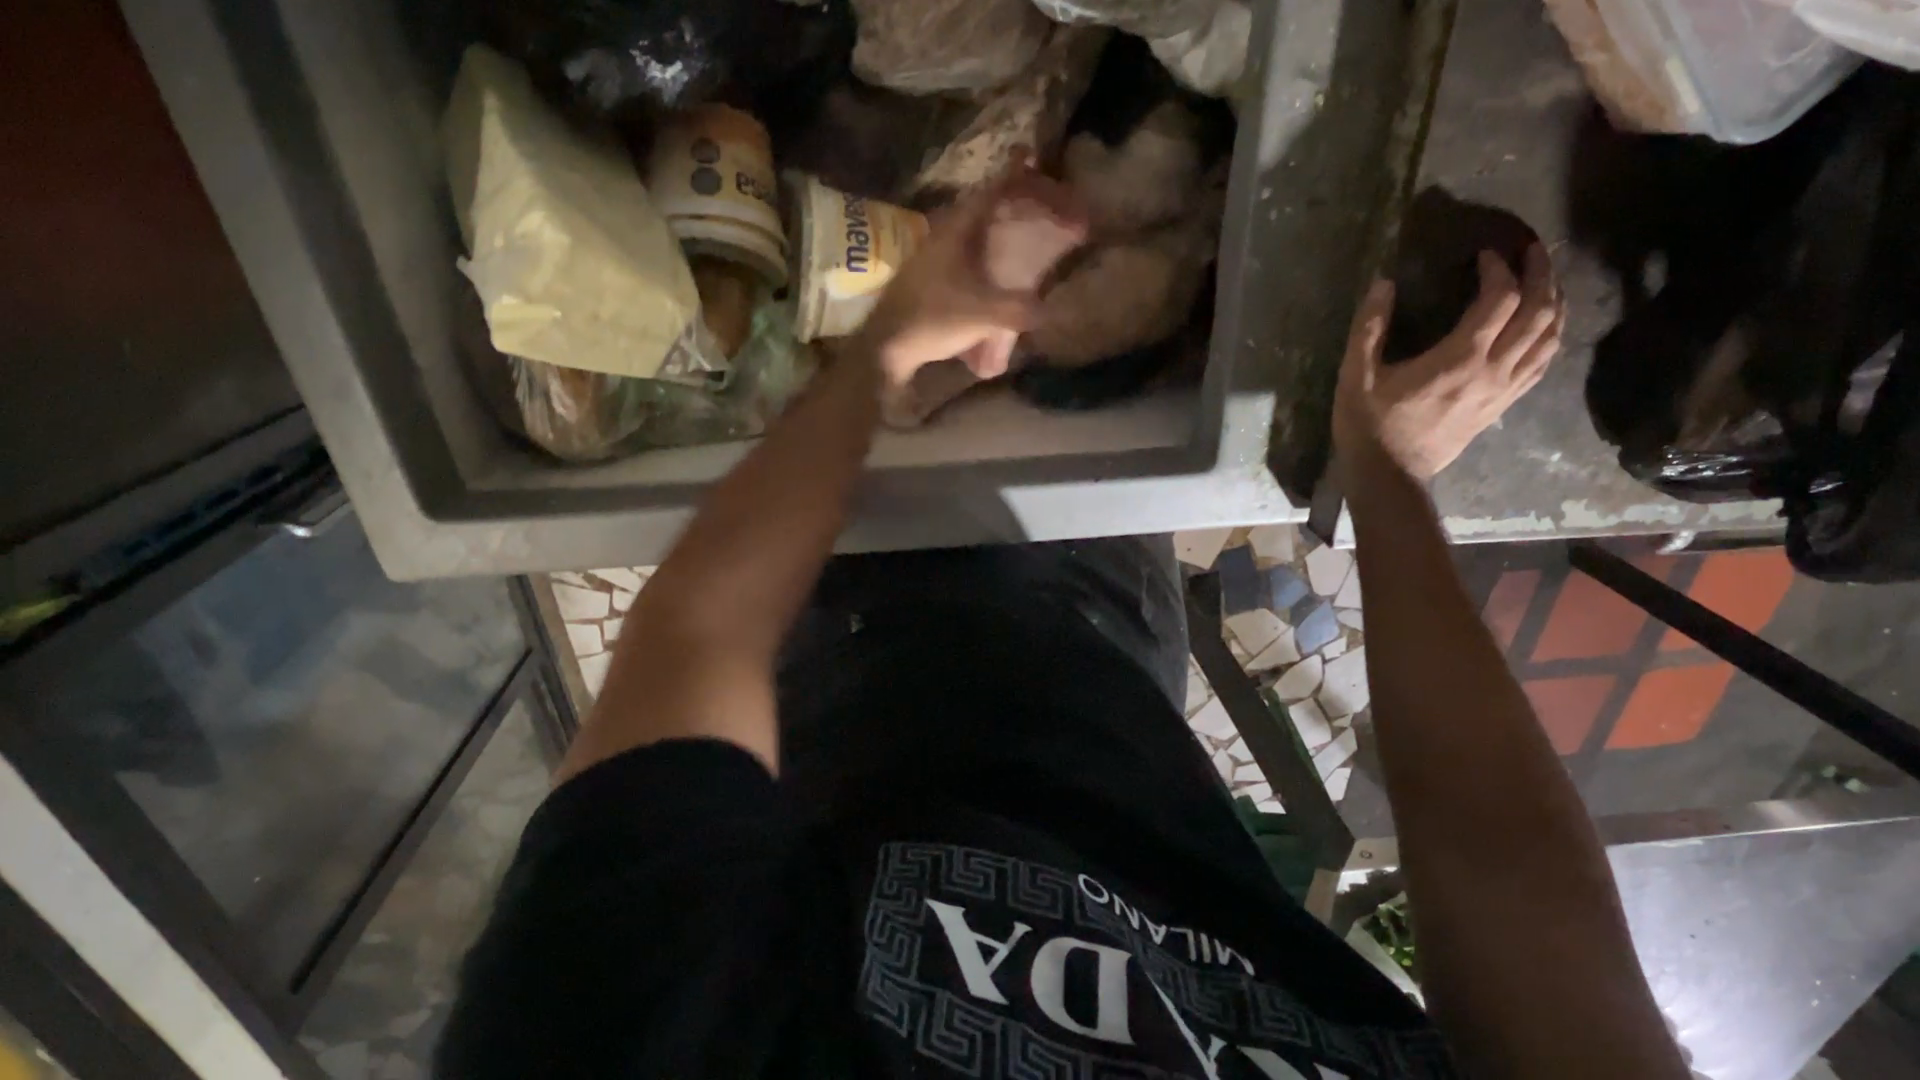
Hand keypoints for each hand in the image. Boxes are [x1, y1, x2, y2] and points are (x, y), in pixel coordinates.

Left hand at [855, 160, 1087, 389]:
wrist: (886, 346)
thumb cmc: (933, 319)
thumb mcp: (982, 315)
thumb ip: (1019, 310)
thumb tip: (1047, 310)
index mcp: (956, 230)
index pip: (990, 191)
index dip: (1012, 173)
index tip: (1030, 155)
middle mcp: (943, 234)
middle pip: (982, 207)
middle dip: (1010, 201)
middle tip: (1037, 200)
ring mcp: (933, 255)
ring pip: (972, 230)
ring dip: (997, 227)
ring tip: (1024, 229)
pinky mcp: (930, 276)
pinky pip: (966, 252)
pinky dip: (986, 251)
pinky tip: (997, 268)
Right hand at [1335, 244, 1564, 480]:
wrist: (1389, 477)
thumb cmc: (1369, 426)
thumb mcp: (1356, 376)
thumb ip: (1369, 327)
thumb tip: (1383, 283)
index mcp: (1460, 358)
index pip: (1500, 299)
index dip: (1498, 269)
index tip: (1483, 254)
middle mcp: (1493, 370)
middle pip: (1539, 312)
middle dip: (1540, 274)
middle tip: (1532, 250)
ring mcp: (1504, 390)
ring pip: (1550, 337)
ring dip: (1553, 301)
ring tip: (1545, 279)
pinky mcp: (1504, 404)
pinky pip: (1542, 363)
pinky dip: (1550, 335)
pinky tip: (1544, 325)